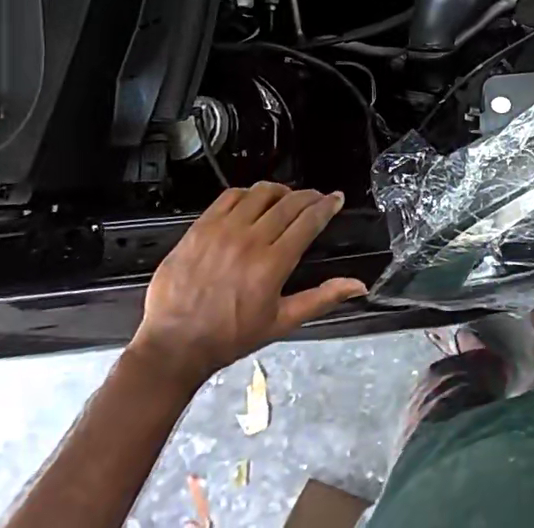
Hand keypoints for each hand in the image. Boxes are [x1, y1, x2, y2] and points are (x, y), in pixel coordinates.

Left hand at [128, 183, 367, 386]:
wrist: (176, 341)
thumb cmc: (230, 336)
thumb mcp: (281, 322)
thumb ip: (321, 299)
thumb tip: (357, 286)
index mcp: (273, 264)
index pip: (307, 221)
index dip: (326, 206)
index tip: (336, 198)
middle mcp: (250, 240)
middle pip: (288, 203)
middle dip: (308, 195)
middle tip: (316, 197)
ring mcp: (223, 230)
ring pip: (260, 193)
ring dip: (279, 190)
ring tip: (287, 197)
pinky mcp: (201, 226)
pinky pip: (229, 196)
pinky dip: (247, 193)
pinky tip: (253, 200)